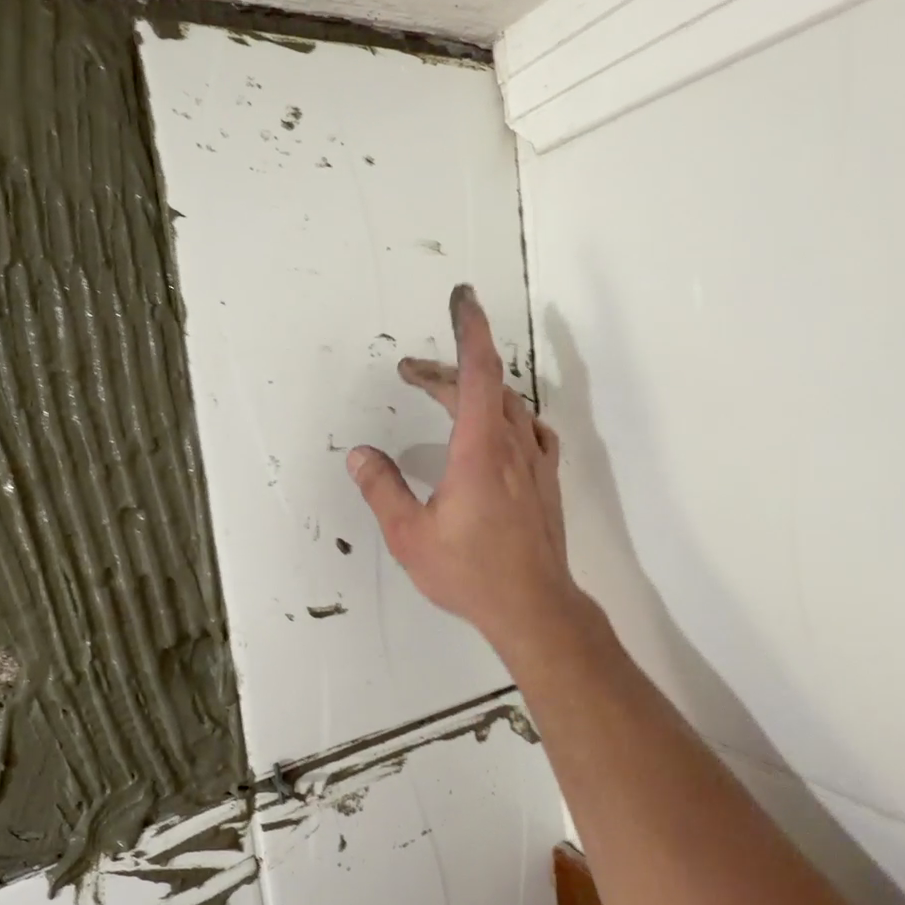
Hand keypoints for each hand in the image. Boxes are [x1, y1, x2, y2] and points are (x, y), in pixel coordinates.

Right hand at [347, 284, 574, 643]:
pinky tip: (500, 429)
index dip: (469, 329)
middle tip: (411, 373)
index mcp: (479, 449)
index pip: (476, 371)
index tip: (461, 297)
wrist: (533, 607)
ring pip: (509, 407)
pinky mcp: (545, 483)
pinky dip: (508, 416)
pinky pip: (531, 432)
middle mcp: (512, 446)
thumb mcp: (409, 534)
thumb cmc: (470, 572)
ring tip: (446, 397)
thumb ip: (381, 489)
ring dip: (475, 392)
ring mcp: (535, 463)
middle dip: (446, 371)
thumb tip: (359, 455)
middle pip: (485, 386)